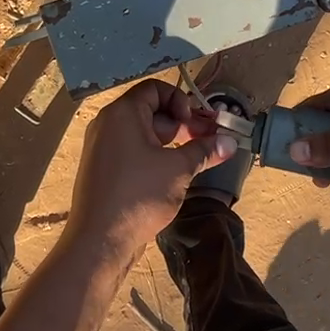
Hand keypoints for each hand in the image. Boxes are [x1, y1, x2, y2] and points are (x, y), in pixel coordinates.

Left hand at [65, 79, 234, 262]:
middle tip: (208, 141)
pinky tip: (174, 175)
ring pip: (143, 133)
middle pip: (150, 110)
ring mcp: (102, 148)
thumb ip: (204, 150)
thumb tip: (230, 142)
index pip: (155, 88)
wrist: (99, 242)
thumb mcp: (178, 170)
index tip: (194, 124)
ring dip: (171, 142)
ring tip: (196, 160)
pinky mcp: (103, 170)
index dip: (180, 100)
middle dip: (182, 124)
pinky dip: (154, 156)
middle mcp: (108, 124)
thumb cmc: (139, 196)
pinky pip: (132, 151)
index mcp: (122, 113)